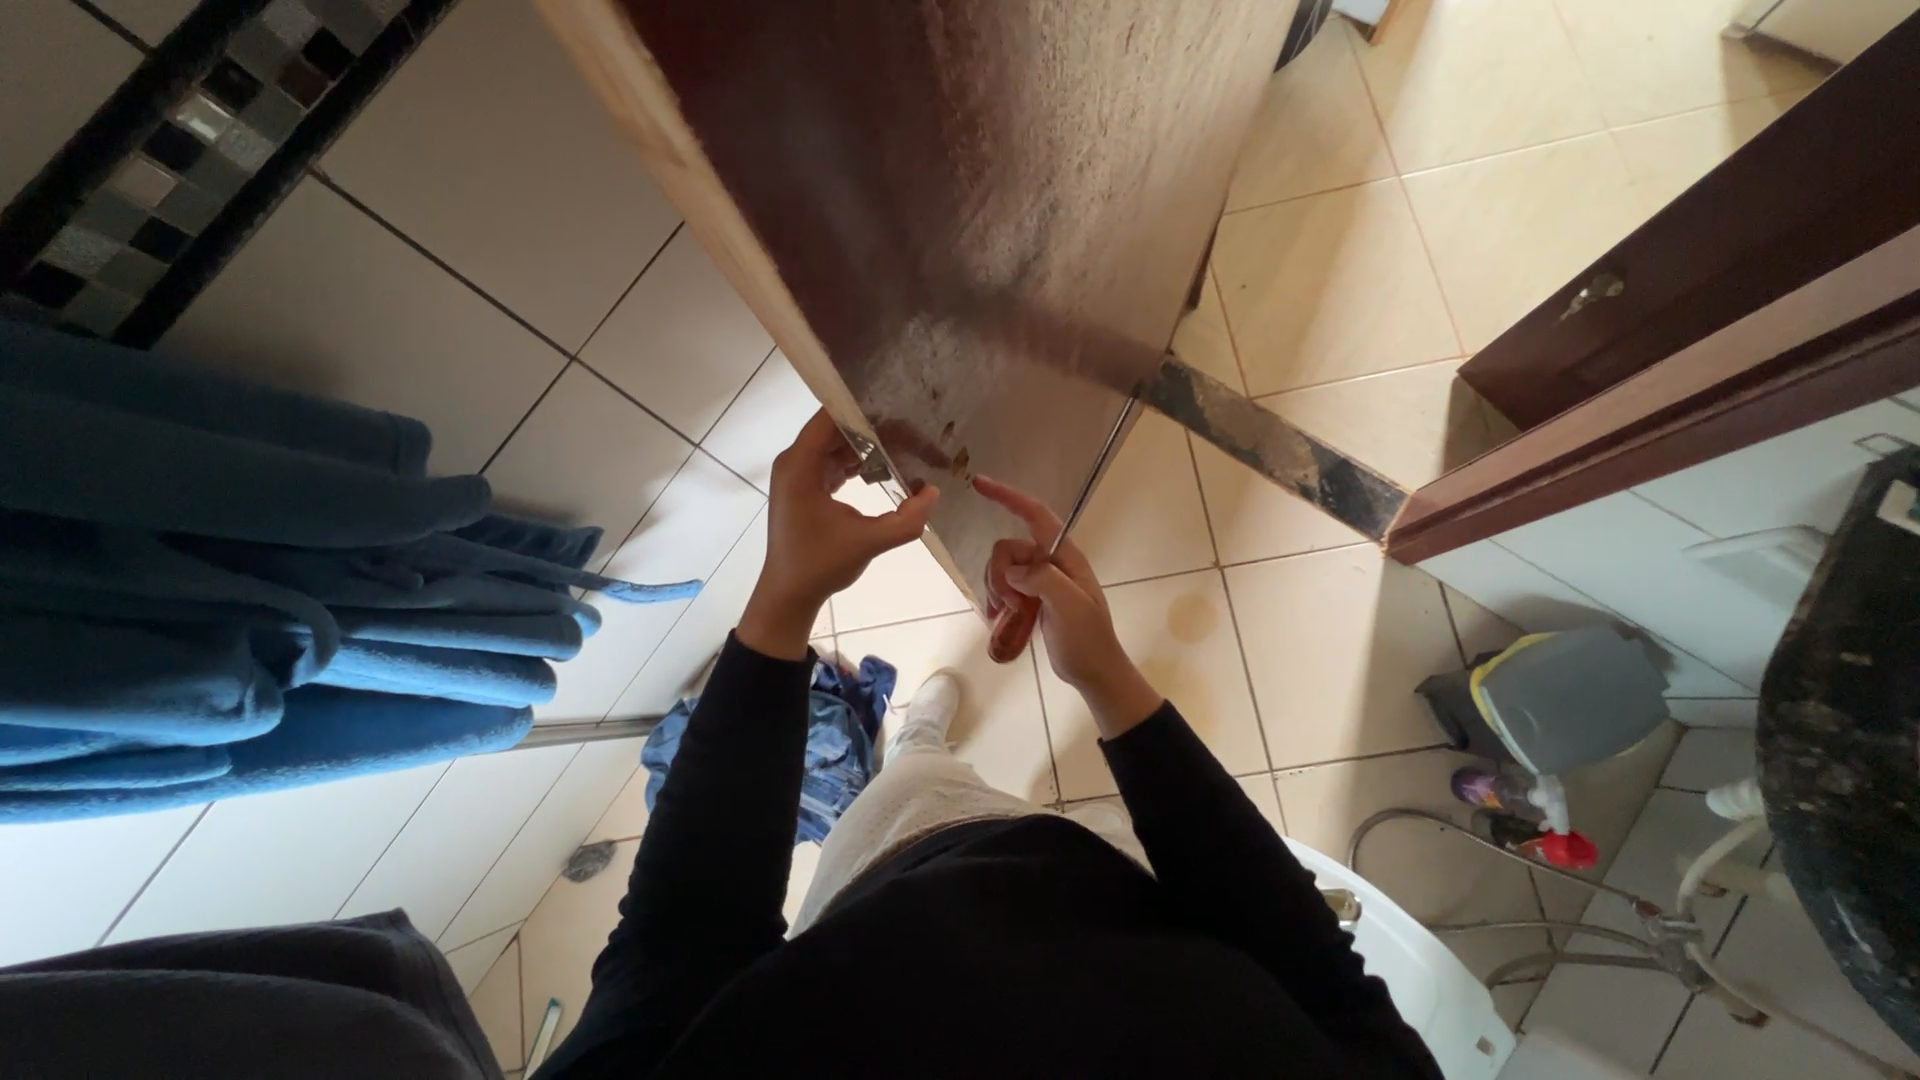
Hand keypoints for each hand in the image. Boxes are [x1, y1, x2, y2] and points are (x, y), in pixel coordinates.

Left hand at [738, 410, 940, 658]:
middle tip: (915, 431)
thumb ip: (906, 519)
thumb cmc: (820, 566)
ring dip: (871, 447)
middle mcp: (795, 461)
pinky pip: (836, 462)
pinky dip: (861, 463)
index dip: (865, 407)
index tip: (901, 407)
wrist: (789, 595)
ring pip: (839, 445)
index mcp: (800, 465)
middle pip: (838, 428)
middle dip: (877, 429)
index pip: (832, 416)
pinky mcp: (807, 487)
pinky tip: (889, 469)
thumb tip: (934, 492)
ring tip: (908, 448)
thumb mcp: (868, 542)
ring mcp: (800, 473)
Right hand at [973, 474, 1161, 737]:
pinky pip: (1003, 587)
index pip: (1036, 515)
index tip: (980, 484)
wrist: (1094, 671)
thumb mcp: (1071, 608)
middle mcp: (1050, 561)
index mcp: (1064, 556)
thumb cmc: (1088, 639)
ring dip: (997, 590)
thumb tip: (1014, 571)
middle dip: (1000, 575)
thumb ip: (1044, 581)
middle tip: (1013, 605)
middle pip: (1008, 549)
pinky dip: (997, 600)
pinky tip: (1001, 618)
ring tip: (1010, 615)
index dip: (1009, 497)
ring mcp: (1040, 579)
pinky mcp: (1031, 597)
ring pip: (1001, 569)